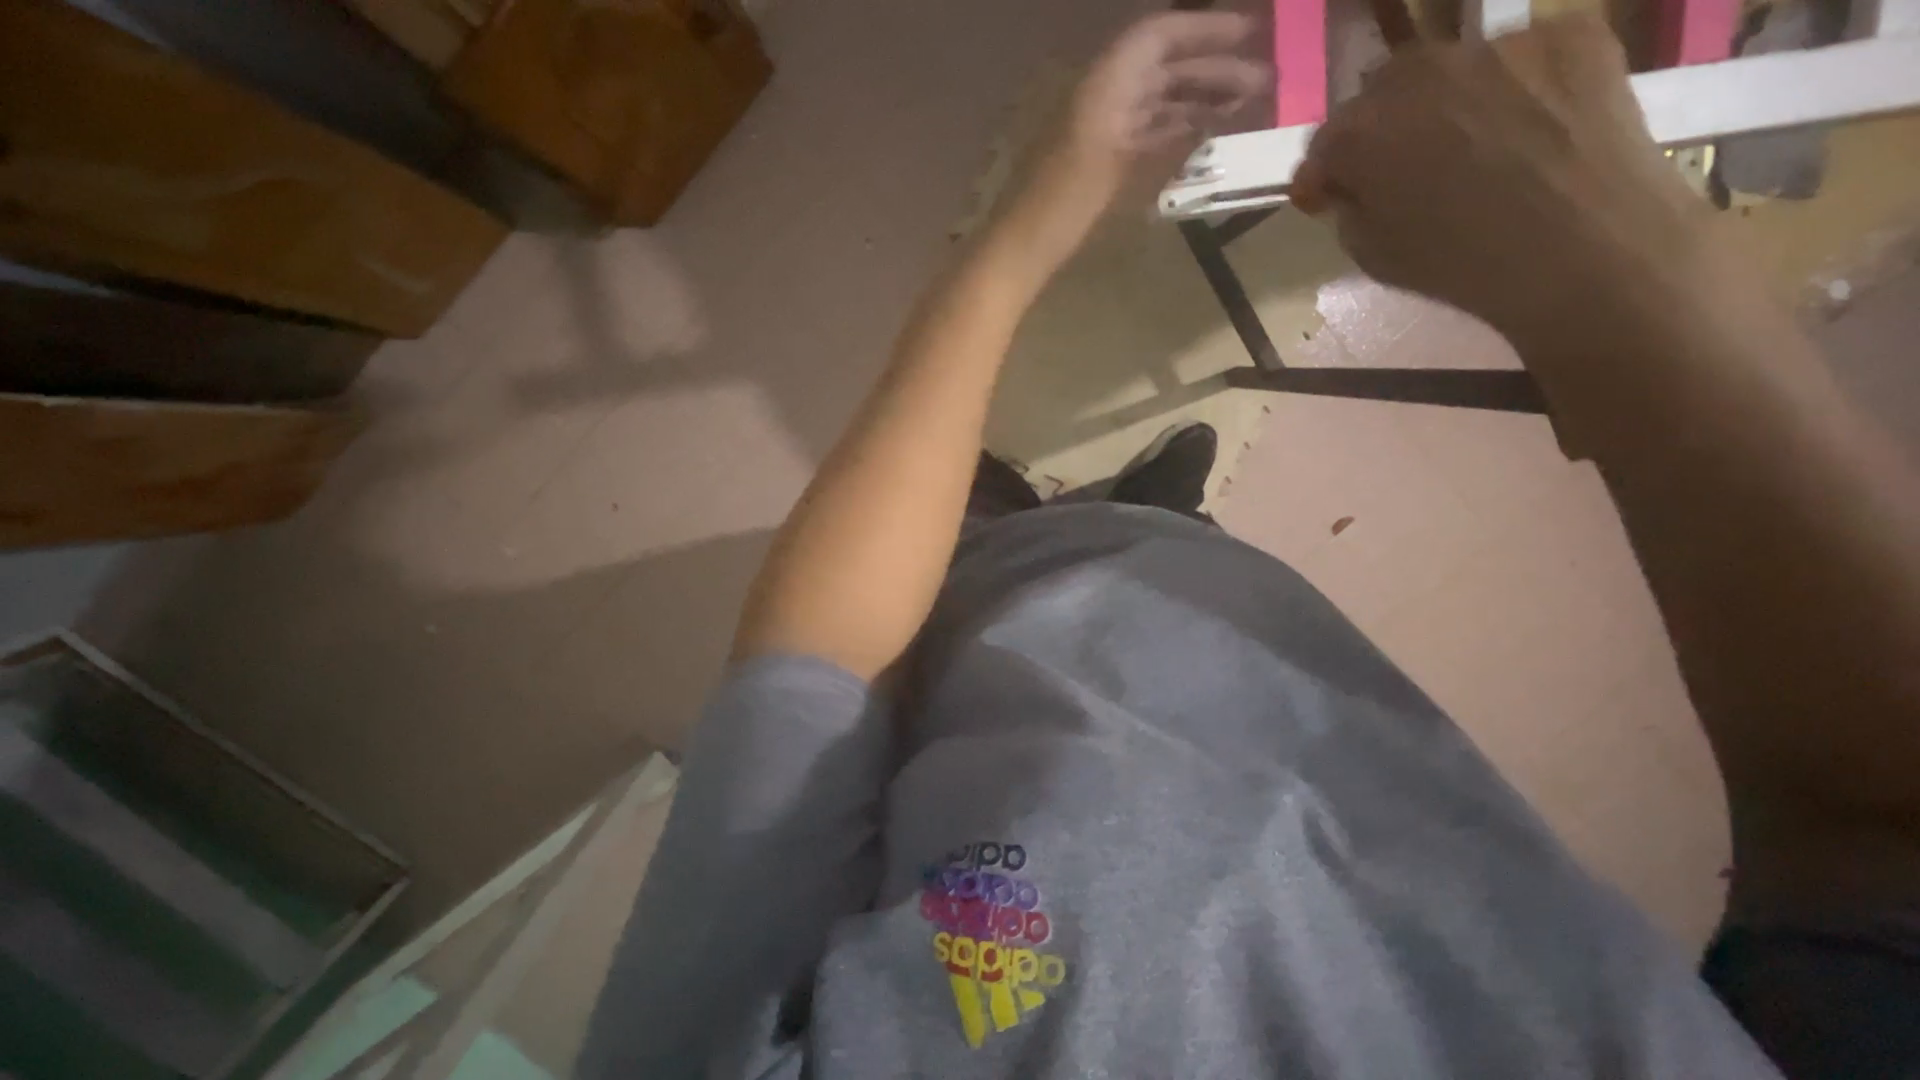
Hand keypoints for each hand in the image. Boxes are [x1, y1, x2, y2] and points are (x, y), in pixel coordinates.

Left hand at [995, 11, 1269, 271]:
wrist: (1020, 249)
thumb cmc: (1063, 208)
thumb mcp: (1121, 170)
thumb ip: (1168, 141)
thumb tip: (1212, 120)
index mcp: (1102, 86)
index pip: (1157, 36)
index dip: (1203, 30)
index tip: (1250, 33)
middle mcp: (1100, 96)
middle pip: (1161, 66)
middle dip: (1212, 68)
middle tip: (1264, 80)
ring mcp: (1098, 128)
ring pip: (1156, 99)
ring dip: (1199, 98)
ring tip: (1246, 106)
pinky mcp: (1098, 159)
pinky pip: (1145, 130)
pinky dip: (1177, 127)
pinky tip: (1207, 135)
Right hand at [1293, 15, 1711, 348]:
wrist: (1590, 248)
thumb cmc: (1466, 264)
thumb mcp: (1374, 254)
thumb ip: (1350, 206)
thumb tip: (1352, 184)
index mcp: (1361, 131)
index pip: (1326, 142)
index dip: (1327, 173)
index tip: (1333, 197)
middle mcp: (1419, 71)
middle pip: (1387, 90)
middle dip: (1389, 125)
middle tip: (1411, 167)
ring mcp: (1497, 45)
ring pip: (1459, 69)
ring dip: (1456, 100)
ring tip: (1485, 143)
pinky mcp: (1569, 34)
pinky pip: (1529, 57)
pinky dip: (1526, 85)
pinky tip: (1541, 125)